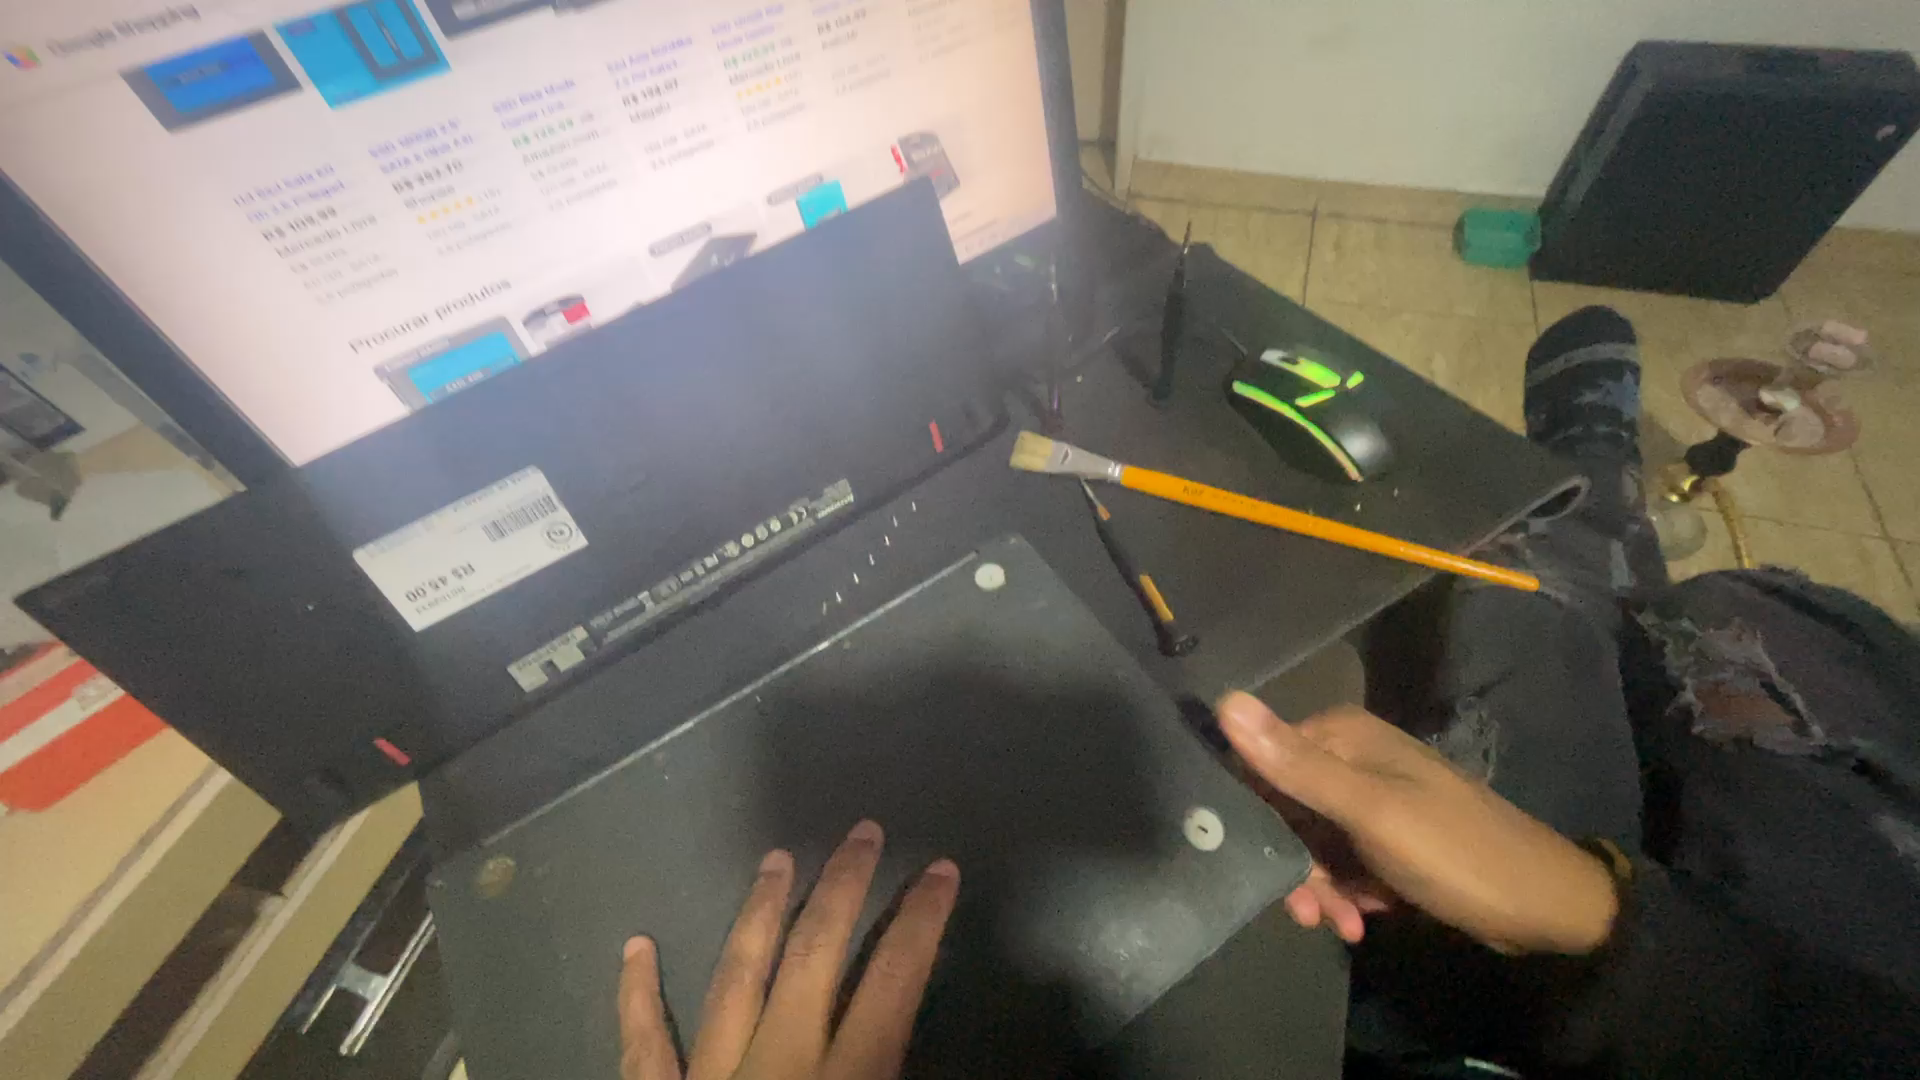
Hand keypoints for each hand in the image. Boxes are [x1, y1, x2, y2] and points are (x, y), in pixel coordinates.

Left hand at [618, 821, 959, 1079]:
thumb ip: (901, 1078)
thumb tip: (924, 1056)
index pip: (894, 978)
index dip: (922, 918)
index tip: (941, 870)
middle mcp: (778, 1065)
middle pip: (817, 951)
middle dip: (844, 885)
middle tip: (862, 832)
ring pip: (738, 972)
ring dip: (761, 910)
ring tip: (777, 858)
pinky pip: (643, 1046)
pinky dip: (637, 996)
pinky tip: (634, 946)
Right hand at [1216, 693, 1617, 954]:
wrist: (1551, 911)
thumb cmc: (1453, 851)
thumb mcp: (1369, 810)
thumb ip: (1295, 763)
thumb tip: (1224, 700)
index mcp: (1339, 735)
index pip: (1262, 761)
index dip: (1251, 812)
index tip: (1253, 860)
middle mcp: (1348, 756)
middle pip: (1285, 806)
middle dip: (1291, 861)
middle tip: (1307, 909)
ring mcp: (1369, 795)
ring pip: (1310, 839)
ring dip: (1318, 884)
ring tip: (1340, 923)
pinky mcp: (1384, 833)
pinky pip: (1340, 857)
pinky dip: (1343, 889)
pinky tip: (1358, 919)